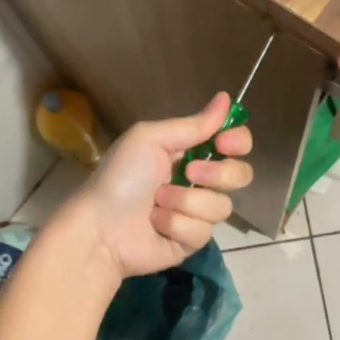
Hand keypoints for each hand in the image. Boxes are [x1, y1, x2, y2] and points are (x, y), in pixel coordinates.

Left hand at [50, 93, 254, 280]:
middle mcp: (199, 181)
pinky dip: (177, 224)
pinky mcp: (192, 240)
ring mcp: (197, 212)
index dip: (238, 141)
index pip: (235, 143)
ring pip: (221, 206)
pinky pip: (204, 231)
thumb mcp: (150, 139)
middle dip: (218, 173)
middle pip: (240, 175)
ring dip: (185, 201)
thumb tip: (227, 98)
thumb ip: (192, 124)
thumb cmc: (121, 176)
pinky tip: (156, 223)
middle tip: (191, 172)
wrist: (100, 227)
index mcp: (190, 152)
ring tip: (156, 202)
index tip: (225, 142)